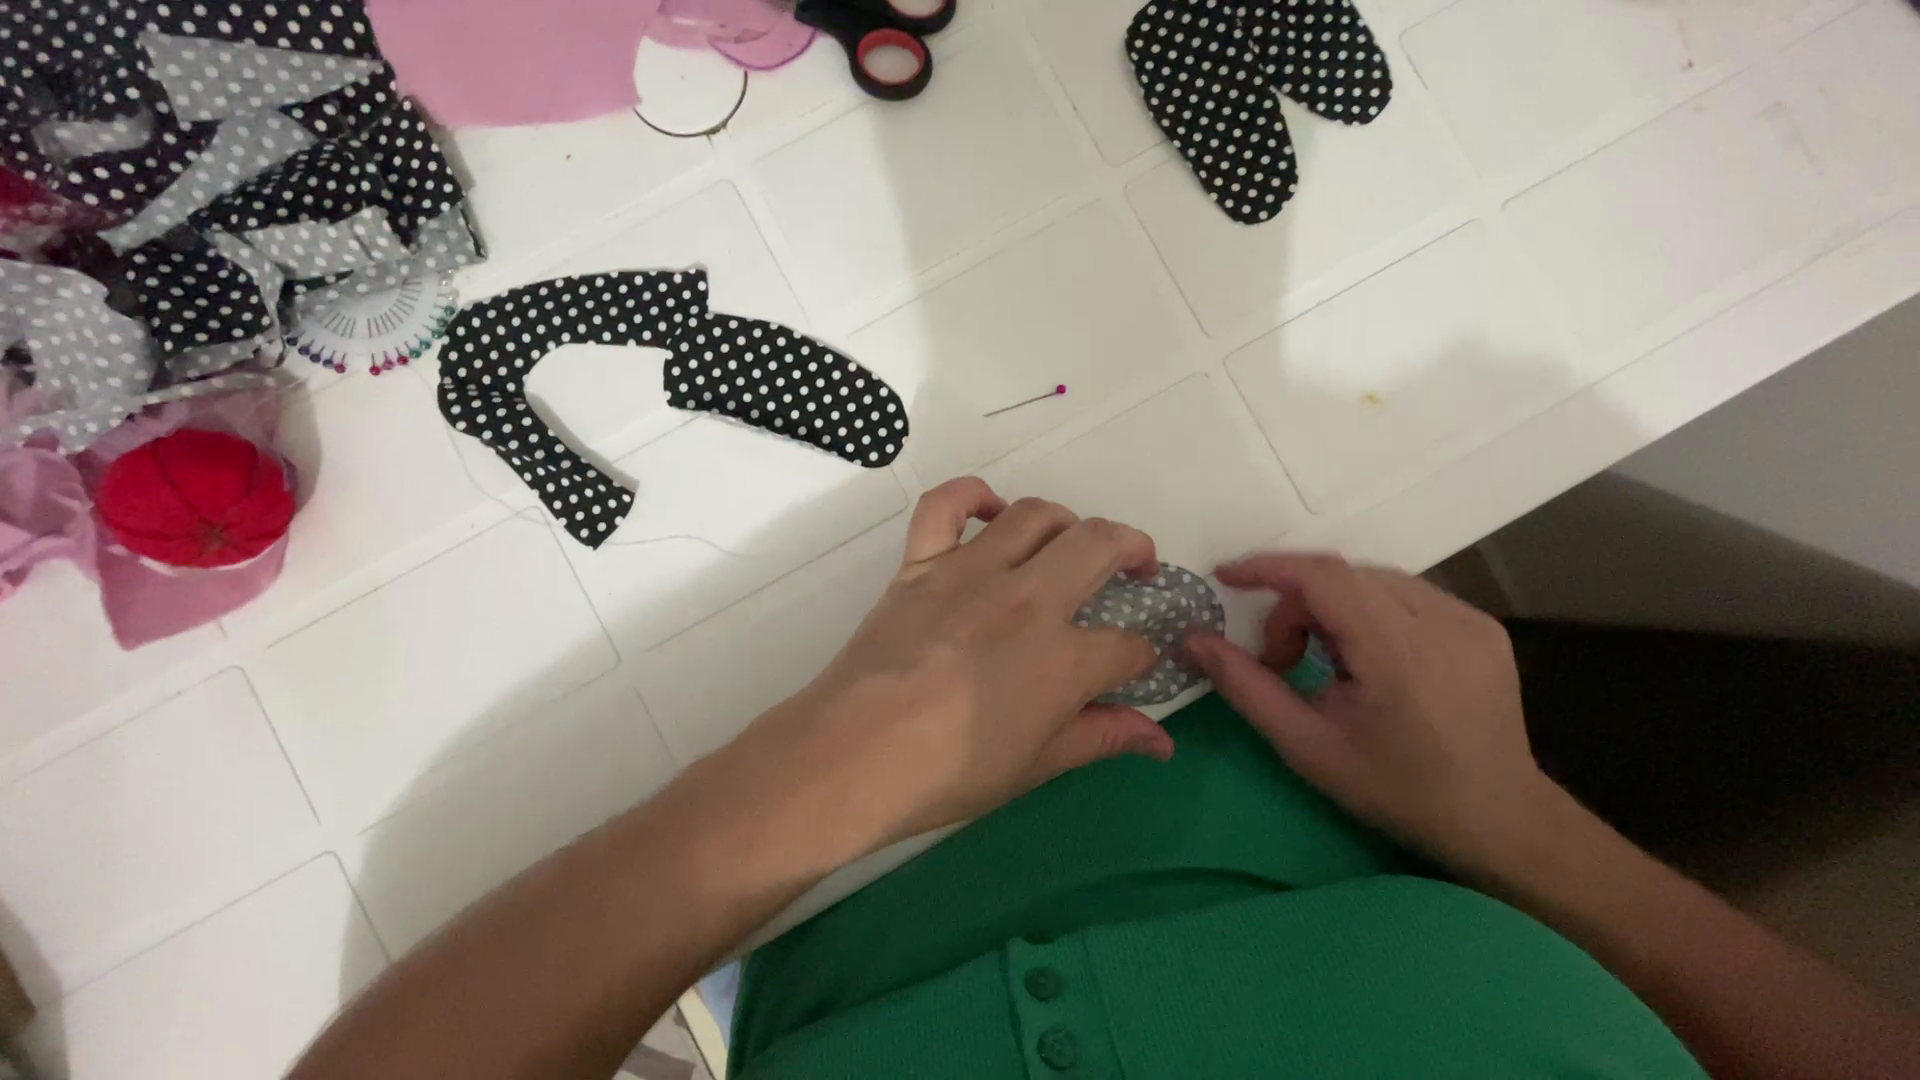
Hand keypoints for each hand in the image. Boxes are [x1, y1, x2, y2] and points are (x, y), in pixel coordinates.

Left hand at [748, 478, 1173, 847]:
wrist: (853, 756)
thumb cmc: (948, 773)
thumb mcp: (1036, 765)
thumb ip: (1102, 737)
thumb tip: (1162, 740)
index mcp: (1063, 658)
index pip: (1128, 644)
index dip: (1141, 655)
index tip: (1133, 664)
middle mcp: (1028, 600)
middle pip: (1100, 546)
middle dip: (1133, 549)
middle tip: (1134, 568)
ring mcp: (970, 572)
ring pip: (1035, 515)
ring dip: (1067, 521)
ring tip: (1071, 542)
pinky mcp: (921, 562)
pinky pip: (947, 504)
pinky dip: (971, 494)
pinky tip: (990, 510)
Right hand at [1184, 552, 1559, 881]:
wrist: (1498, 820)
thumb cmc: (1395, 789)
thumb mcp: (1306, 746)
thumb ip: (1245, 687)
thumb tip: (1193, 641)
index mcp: (1398, 652)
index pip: (1324, 576)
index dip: (1268, 568)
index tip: (1226, 578)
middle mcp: (1441, 620)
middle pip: (1343, 576)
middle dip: (1296, 605)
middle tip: (1280, 659)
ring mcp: (1469, 619)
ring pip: (1373, 581)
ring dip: (1330, 607)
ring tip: (1325, 664)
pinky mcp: (1482, 625)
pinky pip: (1405, 595)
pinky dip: (1367, 612)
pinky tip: (1367, 660)